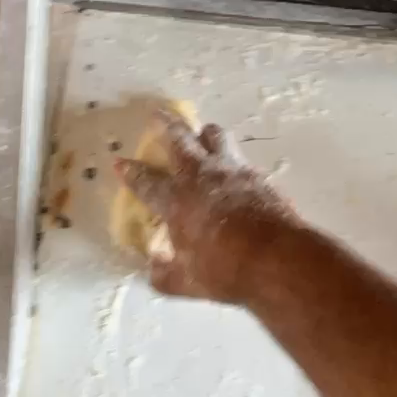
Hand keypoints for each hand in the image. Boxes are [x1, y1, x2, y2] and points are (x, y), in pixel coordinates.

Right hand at [115, 111, 299, 302]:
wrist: (277, 258)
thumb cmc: (225, 271)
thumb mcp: (187, 282)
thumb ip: (165, 274)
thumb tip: (153, 268)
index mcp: (176, 200)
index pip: (146, 181)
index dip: (131, 172)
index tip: (120, 161)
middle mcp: (200, 177)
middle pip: (179, 139)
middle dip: (165, 124)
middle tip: (158, 114)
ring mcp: (231, 171)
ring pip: (214, 135)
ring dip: (204, 133)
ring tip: (202, 134)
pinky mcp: (256, 175)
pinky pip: (239, 156)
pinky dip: (231, 157)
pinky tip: (233, 167)